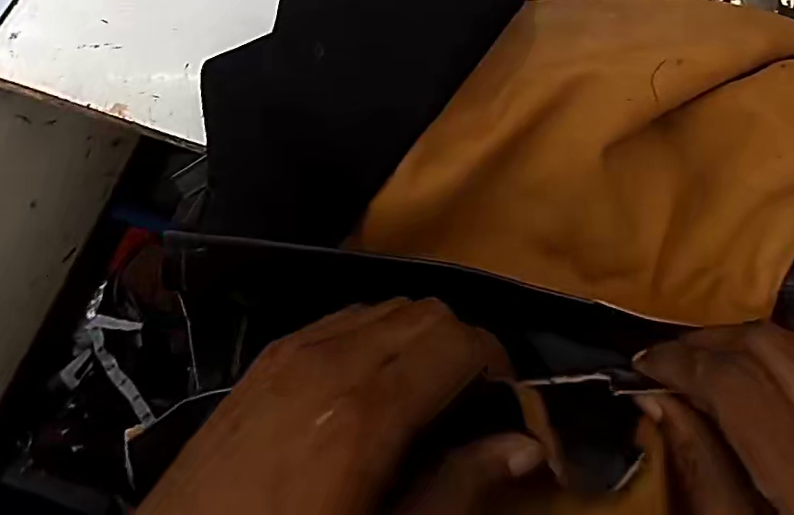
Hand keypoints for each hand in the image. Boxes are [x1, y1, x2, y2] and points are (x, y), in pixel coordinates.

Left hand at [139, 299, 544, 514]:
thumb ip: (458, 488)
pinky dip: (375, 332)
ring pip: (388, 304)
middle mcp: (334, 358)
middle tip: (468, 400)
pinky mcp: (268, 353)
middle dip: (461, 344)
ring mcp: (295, 347)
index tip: (506, 401)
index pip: (459, 341)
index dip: (496, 362)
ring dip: (418, 334)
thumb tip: (525, 443)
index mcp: (367, 410)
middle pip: (428, 311)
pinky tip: (366, 382)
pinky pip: (344, 315)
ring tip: (420, 390)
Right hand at [635, 322, 793, 514]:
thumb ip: (703, 479)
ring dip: (743, 351)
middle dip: (708, 344)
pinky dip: (788, 377)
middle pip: (775, 351)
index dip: (683, 363)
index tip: (645, 365)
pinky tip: (757, 397)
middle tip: (667, 364)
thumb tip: (658, 397)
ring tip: (702, 372)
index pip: (743, 389)